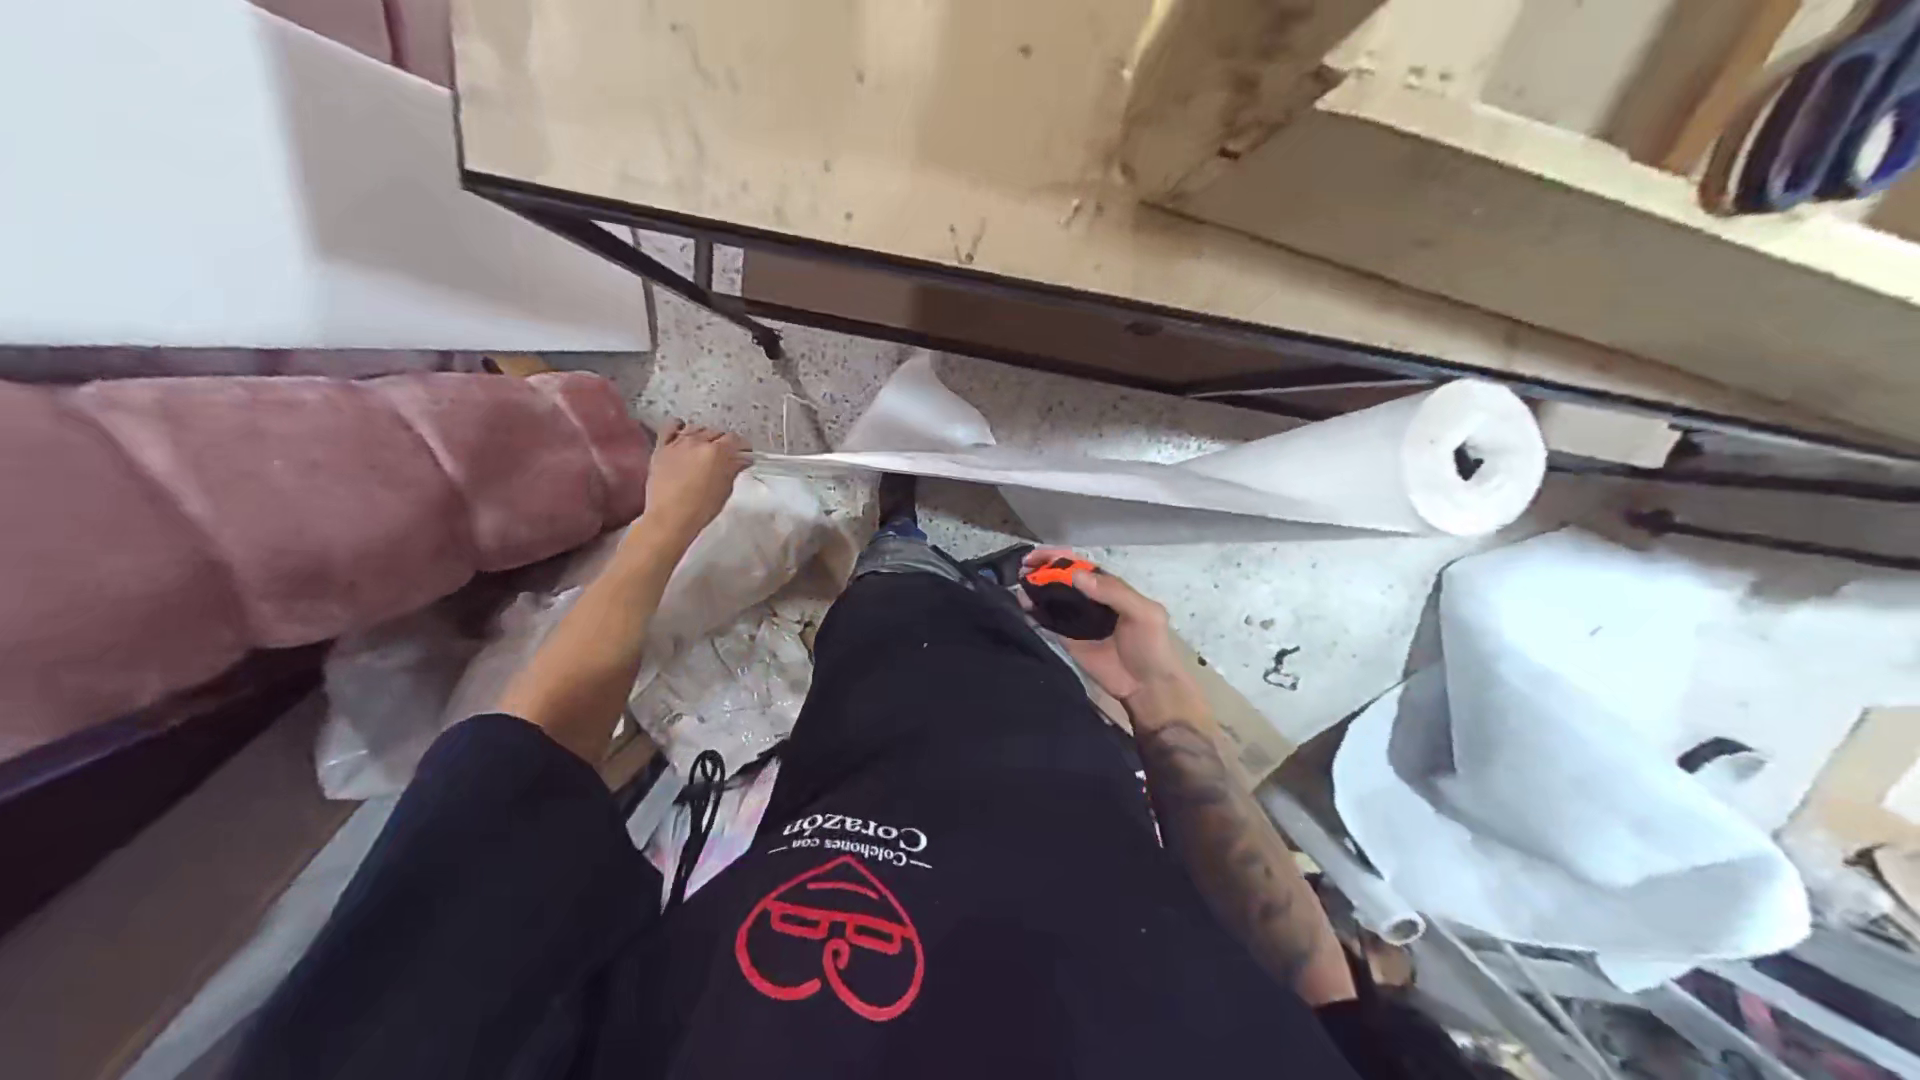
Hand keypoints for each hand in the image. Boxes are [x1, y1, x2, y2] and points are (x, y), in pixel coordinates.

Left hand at [638, 421, 749, 544]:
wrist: (670, 517)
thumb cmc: (701, 508)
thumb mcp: (725, 489)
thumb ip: (734, 469)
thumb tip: (742, 459)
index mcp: (717, 452)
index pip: (735, 439)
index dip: (742, 446)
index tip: (744, 453)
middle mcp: (697, 442)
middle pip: (716, 432)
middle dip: (724, 441)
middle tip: (726, 454)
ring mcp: (678, 443)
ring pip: (696, 428)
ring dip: (704, 435)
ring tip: (705, 447)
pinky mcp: (661, 448)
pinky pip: (670, 427)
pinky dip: (679, 427)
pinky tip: (683, 435)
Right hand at [1019, 548, 1205, 722]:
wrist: (1147, 687)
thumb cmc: (1151, 646)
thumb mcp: (1143, 613)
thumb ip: (1113, 591)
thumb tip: (1075, 575)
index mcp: (1108, 587)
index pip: (1080, 565)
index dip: (1058, 556)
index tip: (1036, 556)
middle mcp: (1090, 599)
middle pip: (1061, 578)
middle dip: (1041, 569)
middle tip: (1022, 569)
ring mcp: (1076, 619)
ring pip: (1051, 598)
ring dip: (1034, 589)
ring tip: (1018, 586)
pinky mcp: (1067, 639)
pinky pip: (1047, 622)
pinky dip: (1033, 613)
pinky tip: (1022, 607)